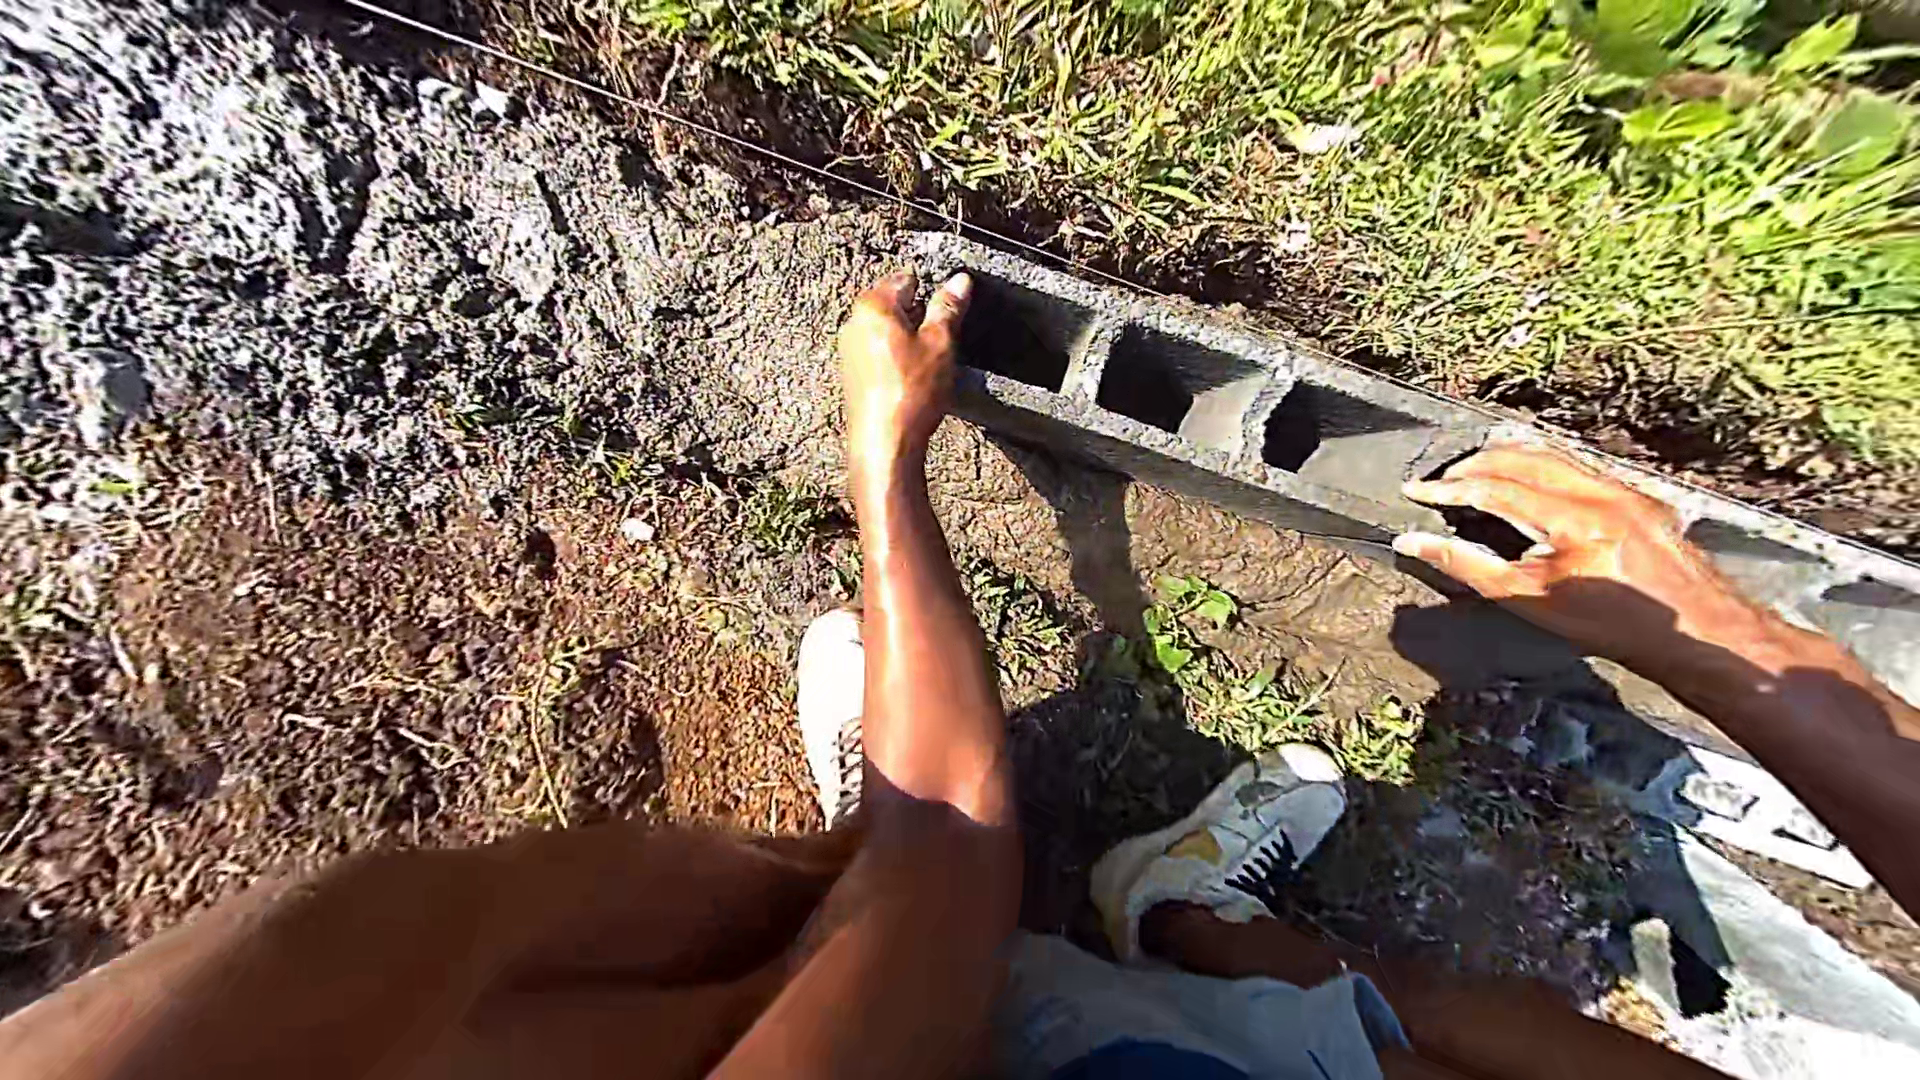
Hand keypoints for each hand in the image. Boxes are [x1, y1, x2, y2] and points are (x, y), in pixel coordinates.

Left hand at [837, 270, 971, 474]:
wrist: (884, 443)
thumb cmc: (909, 395)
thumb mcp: (941, 345)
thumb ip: (949, 308)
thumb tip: (960, 282)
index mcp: (872, 306)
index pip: (904, 279)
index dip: (931, 289)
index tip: (948, 306)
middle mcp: (854, 325)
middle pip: (893, 306)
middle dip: (918, 319)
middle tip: (941, 342)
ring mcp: (850, 352)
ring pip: (886, 334)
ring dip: (908, 343)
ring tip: (928, 368)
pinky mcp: (853, 377)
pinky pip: (879, 357)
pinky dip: (897, 363)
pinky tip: (912, 383)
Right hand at [1394, 444, 1768, 670]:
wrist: (1700, 633)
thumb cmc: (1606, 622)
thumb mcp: (1521, 595)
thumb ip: (1462, 563)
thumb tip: (1409, 541)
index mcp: (1575, 519)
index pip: (1495, 488)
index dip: (1447, 488)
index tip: (1414, 490)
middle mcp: (1603, 494)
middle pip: (1522, 460)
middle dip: (1472, 466)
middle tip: (1438, 480)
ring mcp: (1626, 490)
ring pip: (1551, 455)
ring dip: (1503, 458)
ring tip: (1468, 469)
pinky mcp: (1638, 496)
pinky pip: (1577, 465)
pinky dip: (1537, 464)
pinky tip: (1519, 475)